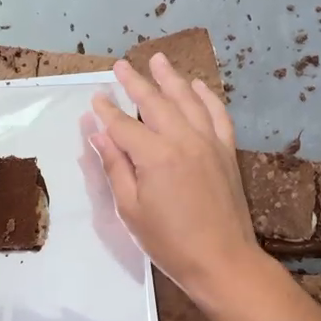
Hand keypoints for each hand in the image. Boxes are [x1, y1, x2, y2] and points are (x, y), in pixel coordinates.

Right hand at [90, 55, 267, 303]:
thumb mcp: (130, 208)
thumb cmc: (167, 241)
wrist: (221, 260)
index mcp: (155, 156)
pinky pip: (217, 114)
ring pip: (188, 100)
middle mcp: (183, 140)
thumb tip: (99, 134)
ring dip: (171, 79)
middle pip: (156, 103)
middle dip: (136, 83)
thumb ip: (115, 167)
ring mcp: (209, 143)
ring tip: (159, 60)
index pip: (123, 125)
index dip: (106, 111)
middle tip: (120, 65)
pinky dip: (206, 97)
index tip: (94, 98)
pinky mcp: (226, 151)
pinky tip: (197, 86)